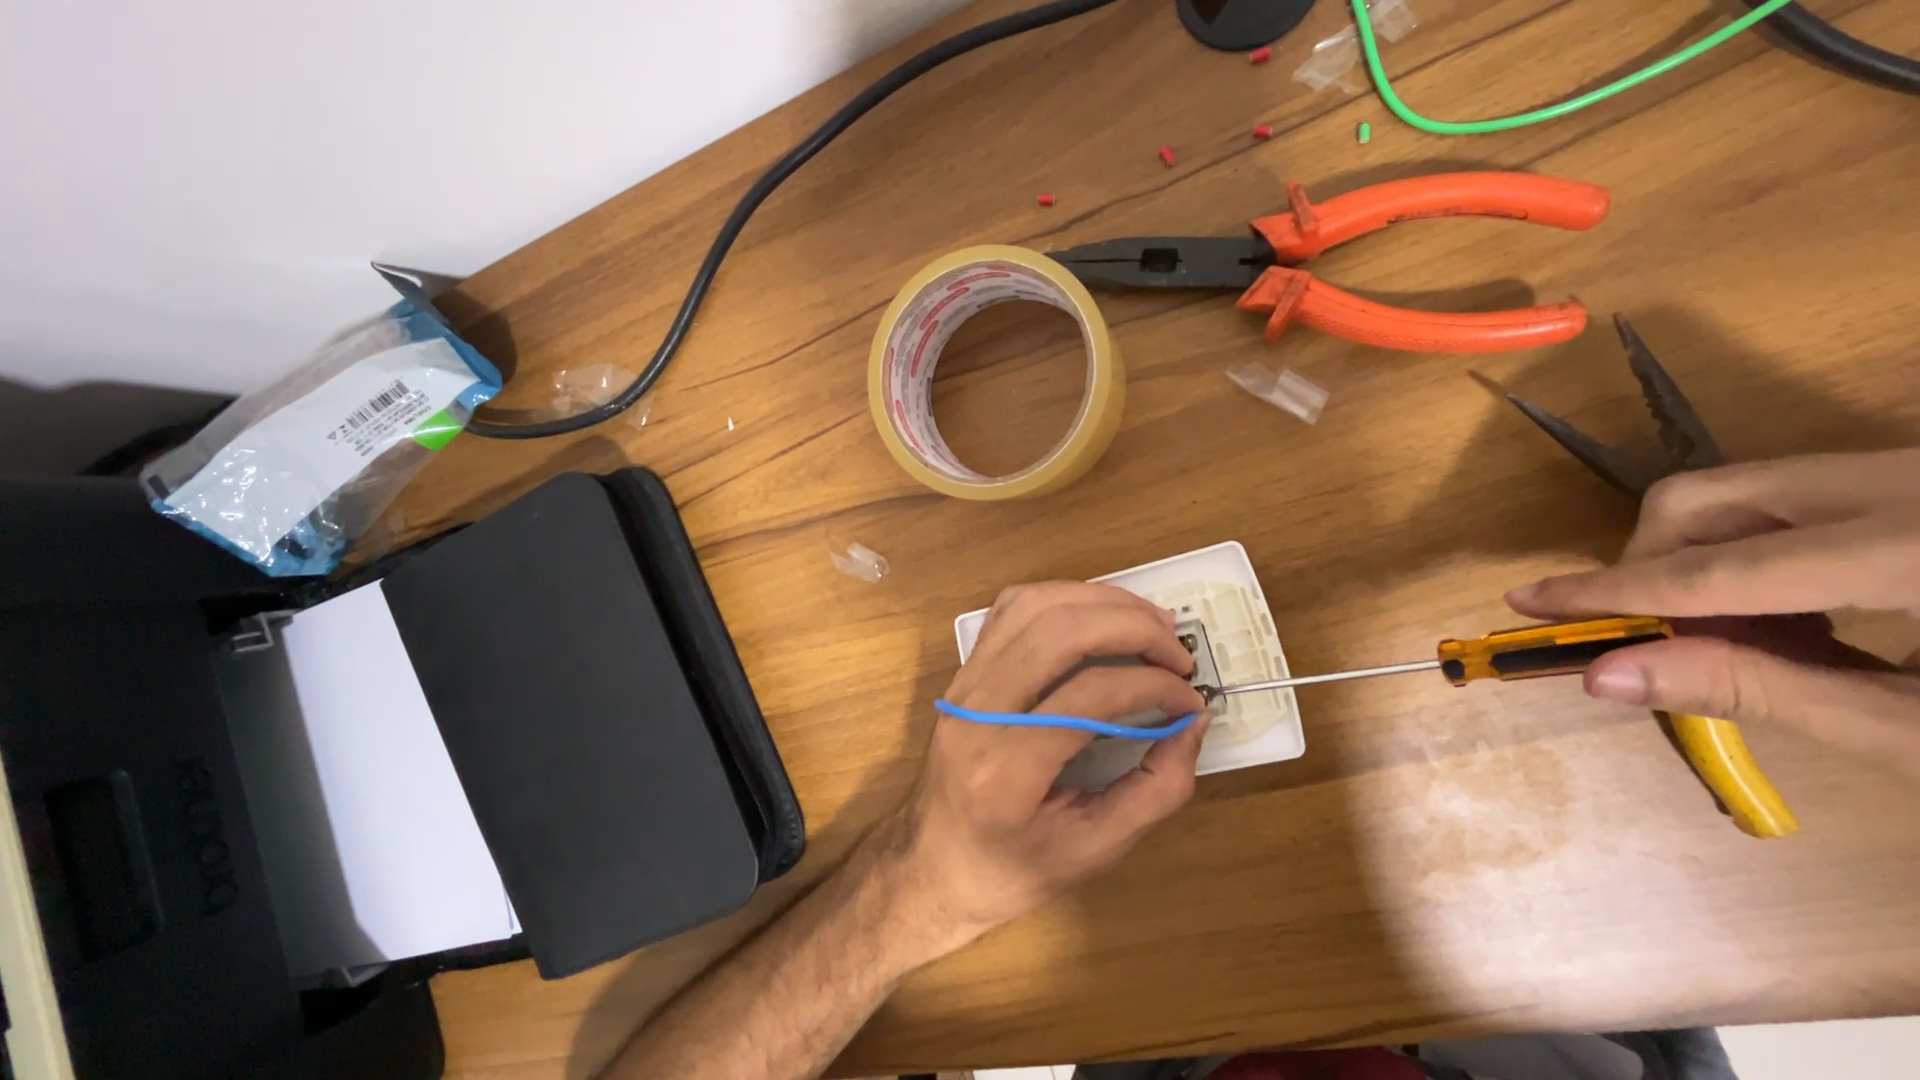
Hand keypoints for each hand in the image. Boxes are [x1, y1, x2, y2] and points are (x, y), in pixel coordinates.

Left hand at [879, 581, 1208, 950]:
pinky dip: (1063, 599)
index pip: (1087, 695)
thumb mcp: (1095, 850)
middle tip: (1178, 652)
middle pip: (1057, 632)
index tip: (1190, 701)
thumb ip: (1155, 789)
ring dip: (1099, 601)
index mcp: (1006, 769)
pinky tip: (1099, 617)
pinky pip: (1011, 610)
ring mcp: (963, 685)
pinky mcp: (964, 672)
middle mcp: (977, 712)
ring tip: (1150, 623)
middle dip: (1131, 626)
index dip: (1151, 685)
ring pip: (1032, 605)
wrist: (933, 864)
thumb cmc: (1013, 869)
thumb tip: (1193, 723)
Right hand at [1505, 448, 1919, 773]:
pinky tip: (1809, 617)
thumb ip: (1756, 691)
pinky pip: (1798, 499)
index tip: (1526, 600)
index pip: (1718, 572)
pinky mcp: (1916, 480)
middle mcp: (1913, 484)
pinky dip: (1762, 557)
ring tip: (1752, 642)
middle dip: (1656, 564)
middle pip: (1713, 497)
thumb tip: (1607, 674)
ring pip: (1747, 491)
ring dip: (1707, 564)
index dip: (1611, 593)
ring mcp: (1918, 473)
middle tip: (1661, 639)